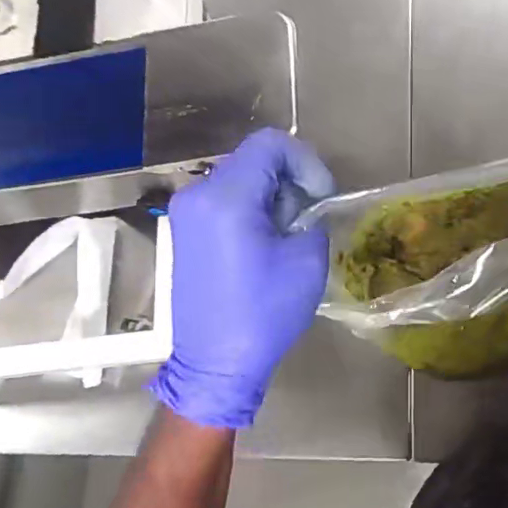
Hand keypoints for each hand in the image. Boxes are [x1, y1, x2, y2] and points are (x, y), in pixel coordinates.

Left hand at [149, 127, 334, 427]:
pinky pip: (224, 202)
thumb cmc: (265, 313)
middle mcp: (198, 195)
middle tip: (308, 219)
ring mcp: (186, 213)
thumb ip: (312, 218)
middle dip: (290, 180)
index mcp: (226, 198)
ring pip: (239, 180)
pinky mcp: (185, 232)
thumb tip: (305, 208)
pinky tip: (265, 245)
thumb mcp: (307, 262)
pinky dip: (251, 210)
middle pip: (253, 159)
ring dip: (271, 197)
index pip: (270, 144)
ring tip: (288, 236)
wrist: (215, 363)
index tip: (322, 197)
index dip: (307, 162)